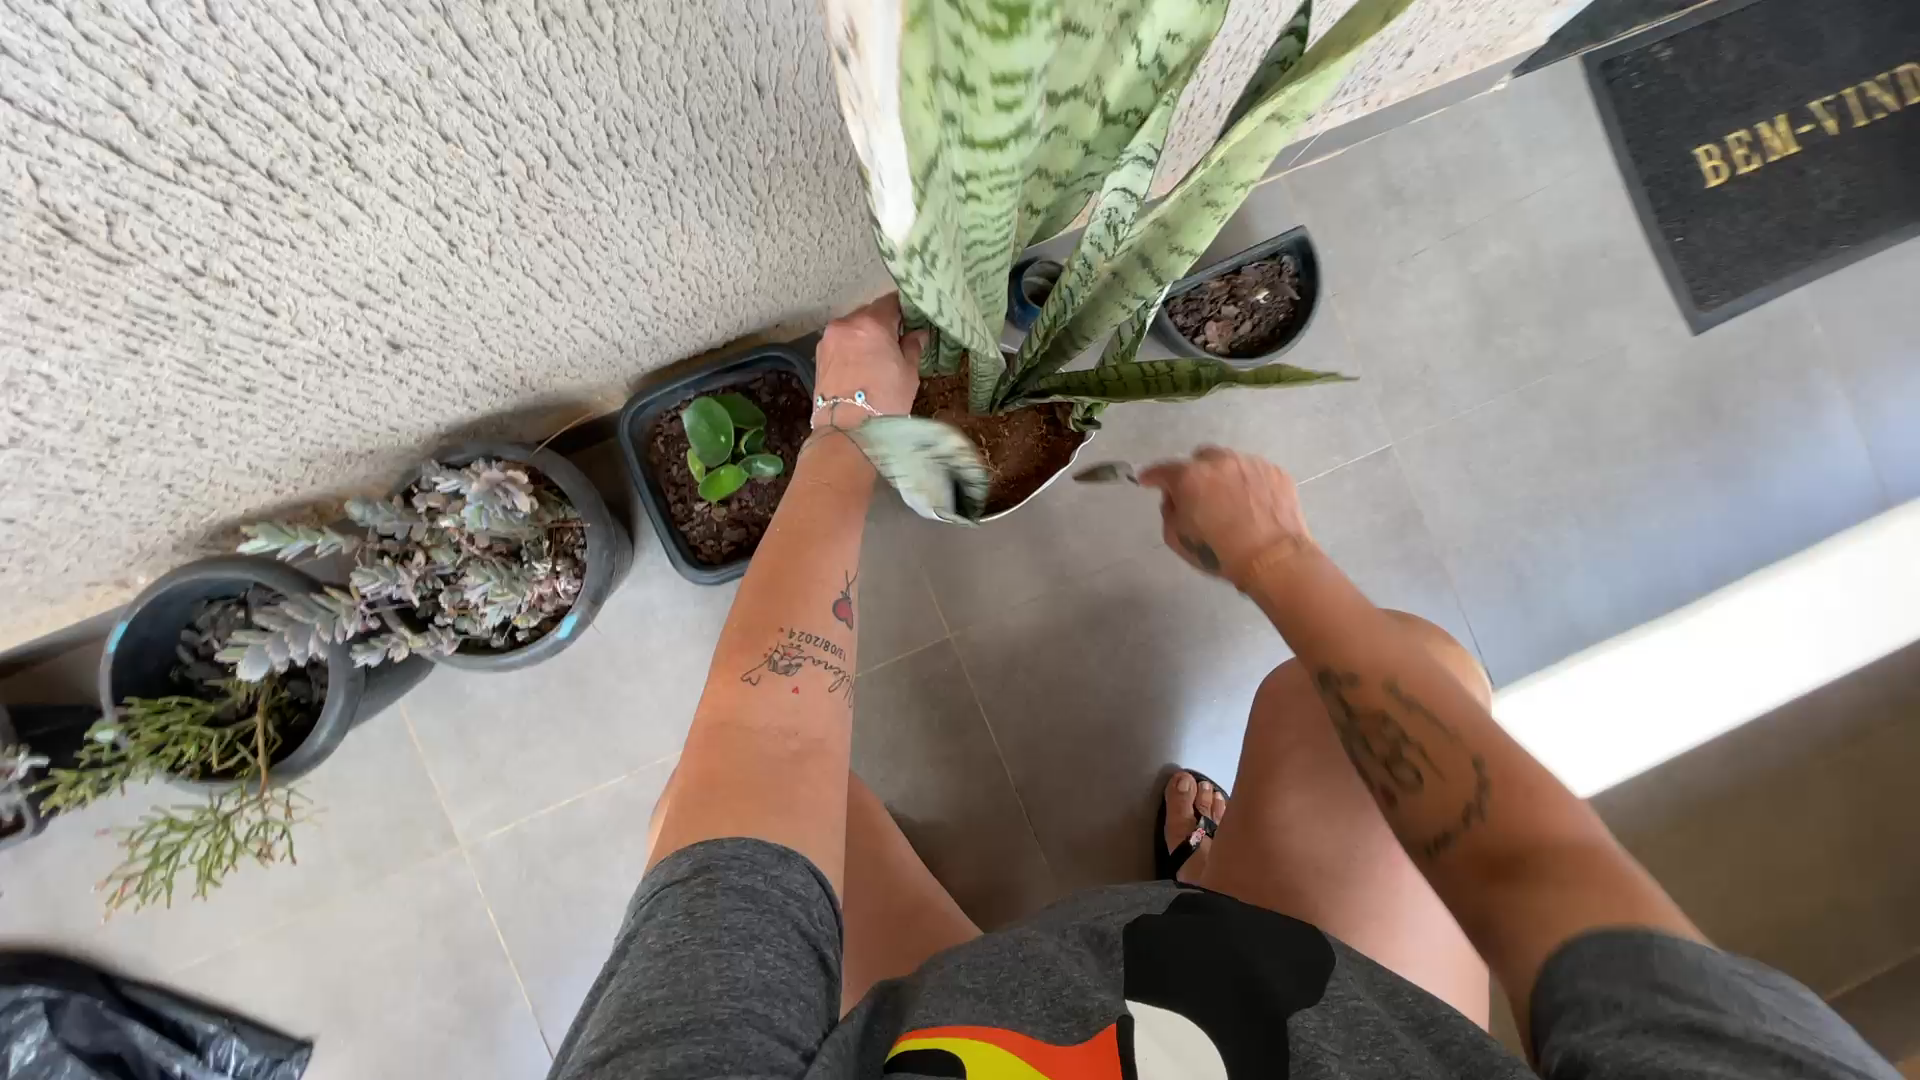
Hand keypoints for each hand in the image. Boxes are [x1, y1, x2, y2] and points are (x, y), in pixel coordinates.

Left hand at [814, 294, 925, 423]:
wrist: (848, 430)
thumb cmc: (884, 402)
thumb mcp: (908, 373)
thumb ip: (912, 347)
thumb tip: (917, 334)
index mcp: (872, 323)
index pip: (891, 302)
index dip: (904, 310)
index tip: (911, 321)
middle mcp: (846, 324)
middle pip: (869, 313)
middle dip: (883, 325)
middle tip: (896, 343)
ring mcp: (829, 339)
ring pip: (853, 328)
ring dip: (865, 337)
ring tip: (876, 359)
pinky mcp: (819, 356)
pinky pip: (840, 343)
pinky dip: (851, 349)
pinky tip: (860, 368)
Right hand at [1138, 446, 1312, 588]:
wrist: (1273, 559)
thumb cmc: (1219, 552)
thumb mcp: (1176, 538)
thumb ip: (1168, 510)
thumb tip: (1174, 497)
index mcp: (1190, 477)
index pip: (1163, 470)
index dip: (1152, 476)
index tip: (1148, 481)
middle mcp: (1219, 462)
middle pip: (1200, 459)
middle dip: (1195, 473)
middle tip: (1199, 495)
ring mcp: (1251, 463)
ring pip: (1229, 463)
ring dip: (1224, 477)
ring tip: (1231, 502)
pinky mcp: (1275, 472)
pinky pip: (1254, 473)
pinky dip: (1248, 484)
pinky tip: (1253, 506)